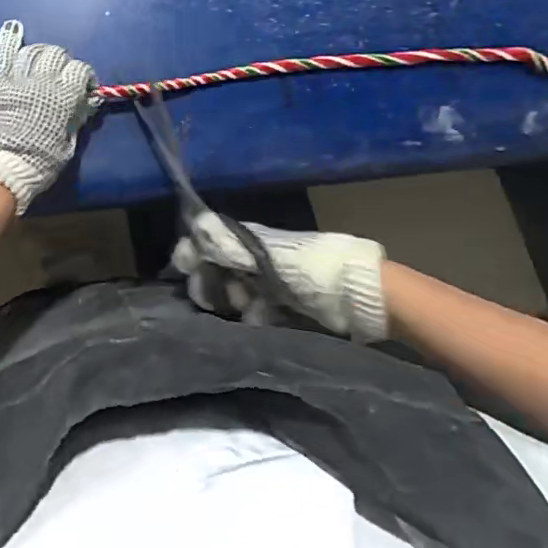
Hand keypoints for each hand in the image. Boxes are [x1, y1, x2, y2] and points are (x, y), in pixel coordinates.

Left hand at [0, 21, 97, 212]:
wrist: (5, 165)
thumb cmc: (40, 160)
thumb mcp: (68, 143)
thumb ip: (77, 118)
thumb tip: (86, 103)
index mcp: (63, 97)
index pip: (80, 71)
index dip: (85, 76)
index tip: (85, 87)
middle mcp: (42, 83)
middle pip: (56, 55)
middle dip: (63, 61)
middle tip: (62, 73)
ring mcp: (19, 82)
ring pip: (33, 52)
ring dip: (42, 52)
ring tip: (44, 60)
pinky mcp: (0, 86)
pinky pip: (5, 57)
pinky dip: (8, 41)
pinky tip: (13, 28)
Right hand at [172, 215, 387, 340]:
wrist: (363, 298)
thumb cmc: (313, 269)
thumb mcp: (268, 253)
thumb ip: (229, 243)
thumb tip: (194, 225)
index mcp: (250, 239)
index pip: (209, 241)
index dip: (194, 253)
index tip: (185, 268)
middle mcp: (255, 258)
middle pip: (218, 269)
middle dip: (212, 283)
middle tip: (215, 299)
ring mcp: (269, 284)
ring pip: (233, 292)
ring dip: (232, 302)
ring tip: (245, 311)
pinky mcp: (283, 309)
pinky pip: (254, 311)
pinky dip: (251, 318)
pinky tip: (258, 321)